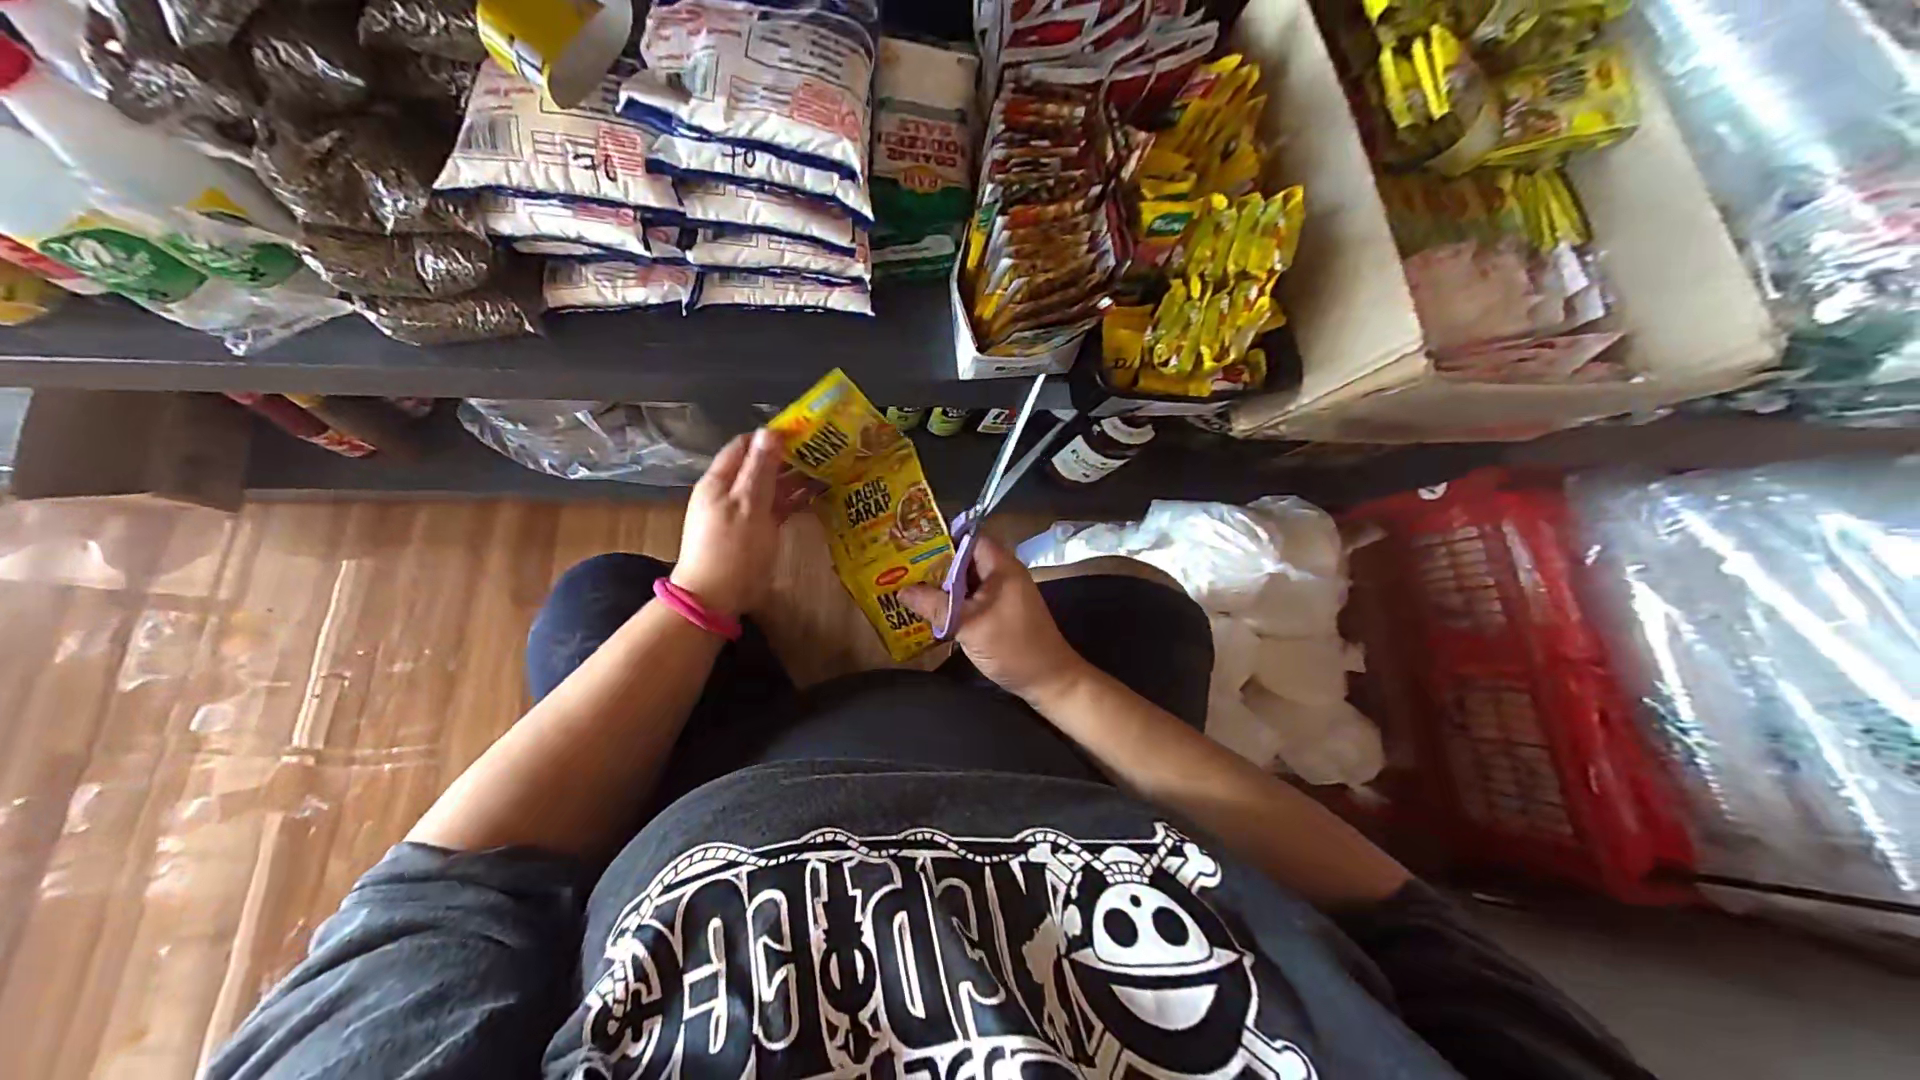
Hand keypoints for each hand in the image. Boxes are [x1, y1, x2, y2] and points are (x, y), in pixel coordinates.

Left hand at [671, 429, 816, 617]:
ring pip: (770, 488)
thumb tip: (770, 431)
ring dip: (795, 480)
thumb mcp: (749, 504)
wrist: (715, 598)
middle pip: (760, 466)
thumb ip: (760, 468)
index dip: (771, 437)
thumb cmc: (732, 549)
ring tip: (826, 472)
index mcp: (721, 480)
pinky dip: (793, 501)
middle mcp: (730, 492)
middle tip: (822, 453)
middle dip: (789, 458)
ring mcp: (742, 513)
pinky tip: (816, 497)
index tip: (803, 433)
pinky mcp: (754, 532)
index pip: (745, 445)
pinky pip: (775, 508)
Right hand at [902, 535, 1092, 703]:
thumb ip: (935, 606)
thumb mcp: (969, 625)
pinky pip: (970, 597)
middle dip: (934, 562)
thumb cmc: (1013, 647)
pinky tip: (927, 608)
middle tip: (900, 566)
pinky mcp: (998, 611)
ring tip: (906, 584)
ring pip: (965, 580)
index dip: (940, 537)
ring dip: (940, 584)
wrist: (1048, 679)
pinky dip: (951, 601)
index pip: (968, 537)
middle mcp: (1002, 573)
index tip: (910, 543)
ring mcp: (1001, 593)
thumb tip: (901, 590)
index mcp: (1001, 565)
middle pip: (963, 558)